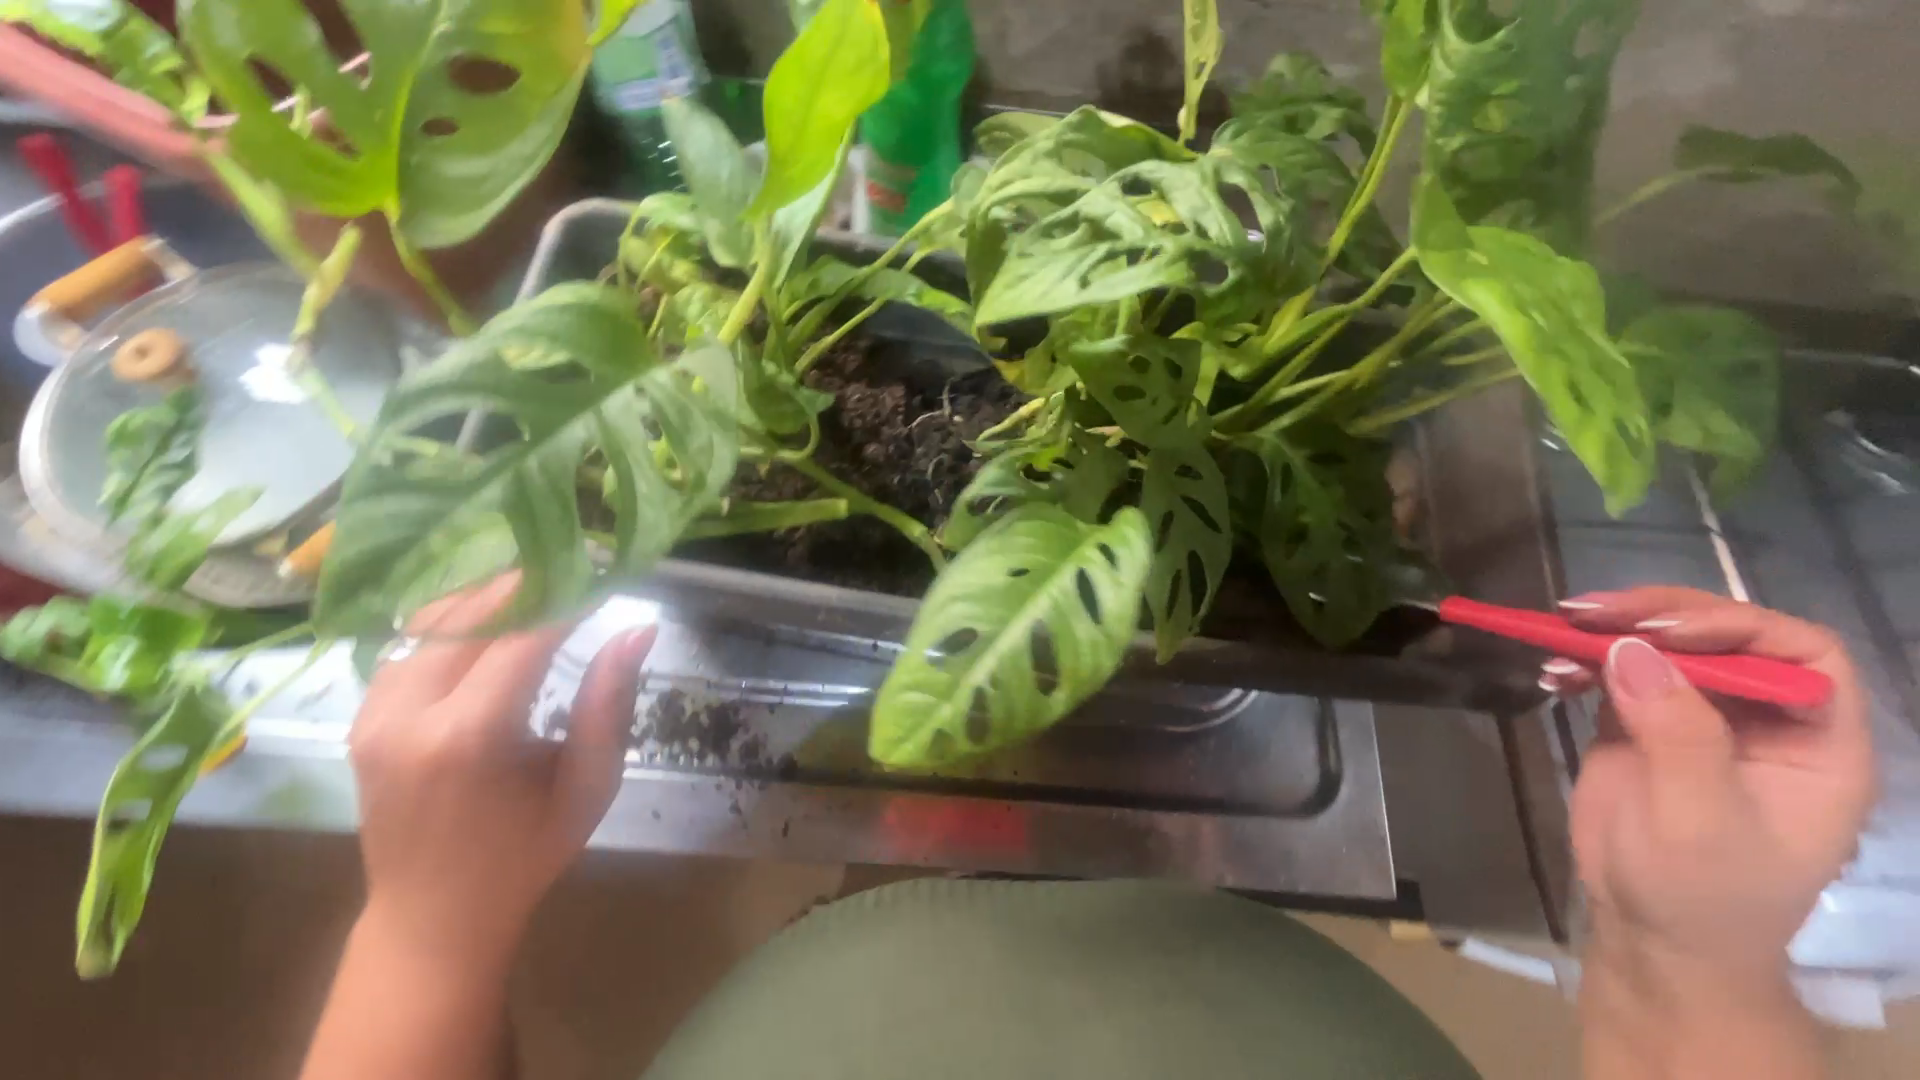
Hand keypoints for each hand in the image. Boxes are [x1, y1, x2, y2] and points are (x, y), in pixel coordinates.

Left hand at [347, 573, 654, 960]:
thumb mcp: (588, 784)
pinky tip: (490, 622)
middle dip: (525, 583)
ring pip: (432, 621)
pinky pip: (409, 646)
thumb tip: (637, 630)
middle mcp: (408, 715)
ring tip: (539, 586)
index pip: (522, 636)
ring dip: (488, 597)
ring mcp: (374, 715)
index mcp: (469, 737)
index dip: (566, 596)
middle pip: (469, 615)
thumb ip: (610, 702)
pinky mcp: (362, 718)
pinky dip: (454, 623)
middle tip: (575, 565)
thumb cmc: (527, 854)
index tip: (602, 571)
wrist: (432, 917)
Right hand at [1552, 588, 1873, 982]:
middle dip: (1660, 616)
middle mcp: (1761, 720)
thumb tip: (1630, 650)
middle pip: (1725, 638)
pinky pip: (1618, 673)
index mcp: (1812, 744)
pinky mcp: (1640, 723)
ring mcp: (1697, 718)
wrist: (1653, 932)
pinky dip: (1583, 661)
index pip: (1800, 656)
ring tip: (1560, 627)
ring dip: (1613, 630)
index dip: (1739, 629)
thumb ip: (1677, 735)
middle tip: (1592, 612)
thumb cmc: (1702, 892)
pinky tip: (1551, 671)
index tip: (1662, 633)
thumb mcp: (1698, 820)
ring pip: (1666, 647)